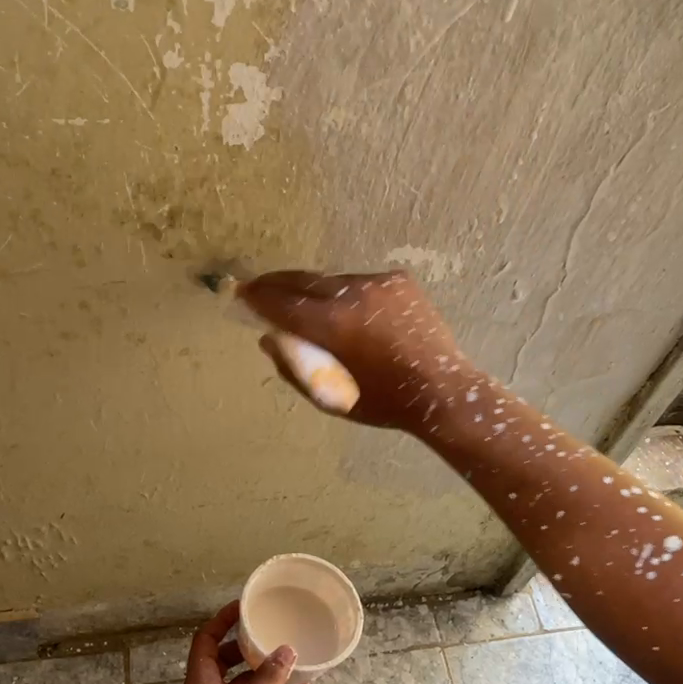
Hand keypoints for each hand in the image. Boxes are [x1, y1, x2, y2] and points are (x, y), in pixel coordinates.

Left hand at [176, 601, 313, 683]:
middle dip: (248, 644)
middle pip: (227, 658)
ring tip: (294, 656)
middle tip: (271, 630)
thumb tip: (287, 650)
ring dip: (269, 671)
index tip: (244, 606)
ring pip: (248, 682)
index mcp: (202, 681)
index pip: (206, 639)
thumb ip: (269, 678)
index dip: (222, 620)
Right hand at [239, 269, 475, 430]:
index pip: (281, 302)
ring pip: (334, 282)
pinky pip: (362, 284)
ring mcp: (377, 283)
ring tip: (306, 302)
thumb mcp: (331, 397)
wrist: (441, 391)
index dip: (257, 298)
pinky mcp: (398, 281)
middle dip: (277, 284)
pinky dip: (350, 295)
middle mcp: (351, 293)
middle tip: (258, 287)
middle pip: (303, 281)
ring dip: (316, 291)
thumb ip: (294, 368)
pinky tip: (351, 312)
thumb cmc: (383, 402)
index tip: (240, 294)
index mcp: (331, 324)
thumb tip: (268, 340)